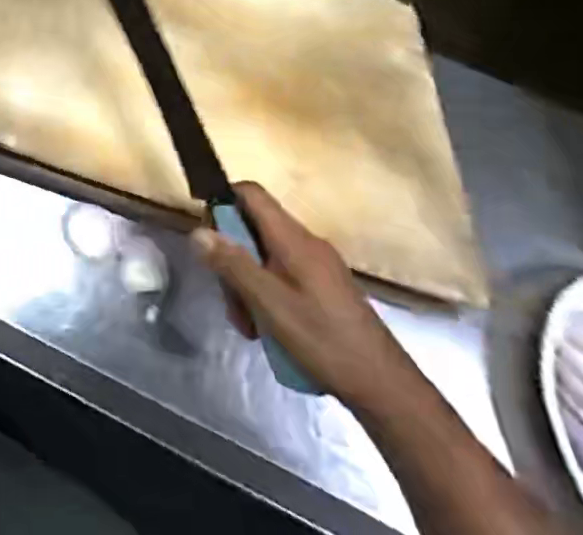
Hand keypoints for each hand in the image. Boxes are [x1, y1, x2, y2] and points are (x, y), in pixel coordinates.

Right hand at [192, 183, 422, 414]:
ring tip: (249, 324)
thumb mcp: (269, 303)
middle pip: (251, 229)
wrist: (385, 388)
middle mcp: (306, 244)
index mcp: (294, 240)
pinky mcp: (322, 288)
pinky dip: (264, 295)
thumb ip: (232, 264)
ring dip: (245, 284)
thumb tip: (198, 231)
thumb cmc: (325, 341)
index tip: (207, 235)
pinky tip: (267, 328)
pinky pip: (279, 275)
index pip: (250, 193)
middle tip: (230, 300)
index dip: (222, 202)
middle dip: (230, 259)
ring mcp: (316, 266)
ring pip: (262, 256)